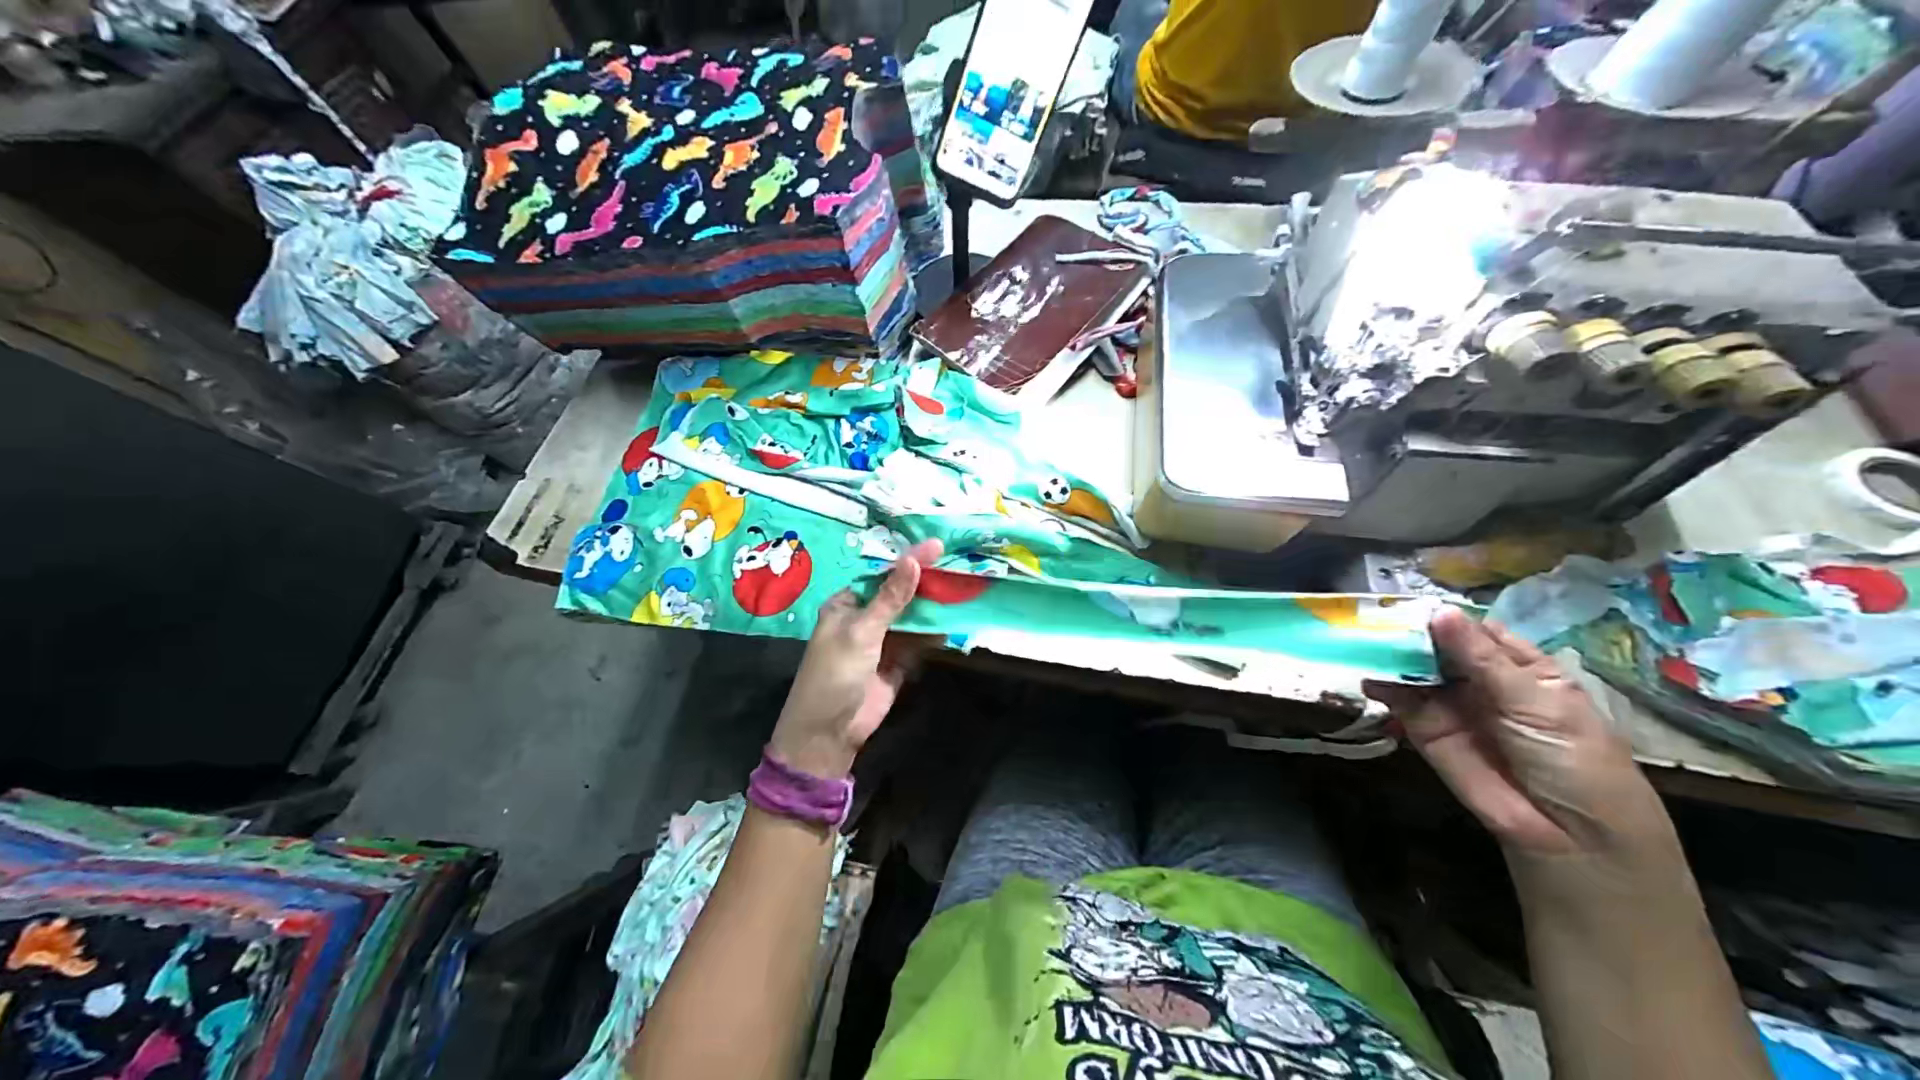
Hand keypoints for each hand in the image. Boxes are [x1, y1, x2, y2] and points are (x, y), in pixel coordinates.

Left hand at [768, 539, 943, 777]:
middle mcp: (865, 618)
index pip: (881, 574)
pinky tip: (955, 620)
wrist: (830, 731)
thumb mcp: (861, 630)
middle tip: (959, 564)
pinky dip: (935, 633)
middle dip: (926, 582)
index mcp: (847, 604)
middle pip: (900, 594)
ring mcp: (882, 640)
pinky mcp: (897, 662)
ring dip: (934, 606)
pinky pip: (919, 642)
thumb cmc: (835, 673)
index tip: (937, 545)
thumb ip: (890, 597)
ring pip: (912, 617)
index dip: (909, 560)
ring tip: (964, 587)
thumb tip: (913, 560)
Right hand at [1364, 608, 1668, 859]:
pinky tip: (1368, 676)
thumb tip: (1438, 613)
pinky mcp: (1426, 732)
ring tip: (1362, 641)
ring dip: (1390, 657)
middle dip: (1410, 633)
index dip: (1446, 616)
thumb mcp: (1537, 702)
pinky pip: (1401, 703)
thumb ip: (1481, 659)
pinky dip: (1382, 688)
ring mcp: (1451, 706)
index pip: (1475, 630)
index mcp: (1520, 666)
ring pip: (1415, 672)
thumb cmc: (1576, 760)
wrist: (1572, 839)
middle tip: (1375, 618)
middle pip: (1438, 647)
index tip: (1410, 602)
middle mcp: (1480, 681)